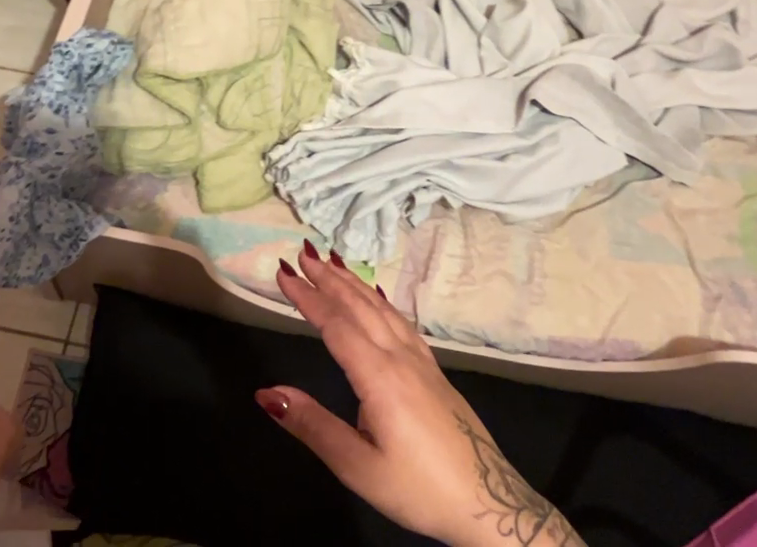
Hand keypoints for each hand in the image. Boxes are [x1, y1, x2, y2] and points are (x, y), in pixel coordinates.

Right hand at [261, 243, 584, 546]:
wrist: (489, 502)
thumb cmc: (418, 488)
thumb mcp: (358, 466)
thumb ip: (312, 425)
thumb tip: (267, 392)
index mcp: (379, 376)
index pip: (336, 325)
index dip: (308, 297)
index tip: (284, 273)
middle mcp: (400, 358)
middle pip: (360, 307)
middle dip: (329, 279)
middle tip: (303, 253)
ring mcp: (422, 362)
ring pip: (383, 310)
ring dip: (355, 284)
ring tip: (332, 264)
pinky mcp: (435, 372)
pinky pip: (402, 323)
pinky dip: (382, 302)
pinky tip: (378, 299)